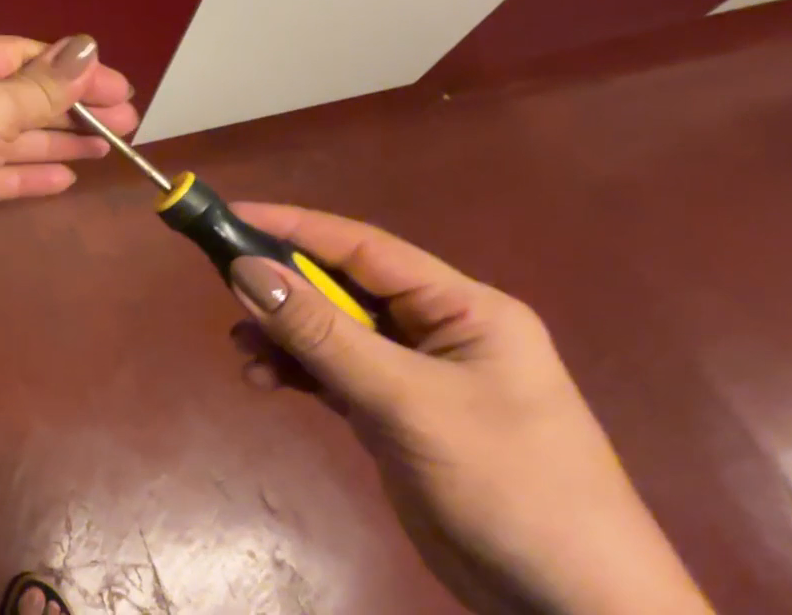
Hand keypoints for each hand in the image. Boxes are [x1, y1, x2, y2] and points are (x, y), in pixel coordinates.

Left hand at [0, 34, 136, 267]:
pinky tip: (64, 178)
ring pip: (0, 136)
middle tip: (126, 122)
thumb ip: (43, 84)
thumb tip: (87, 47)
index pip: (13, 53)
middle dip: (68, 109)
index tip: (118, 87)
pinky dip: (22, 173)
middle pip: (10, 95)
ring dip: (52, 141)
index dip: (69, 69)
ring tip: (106, 148)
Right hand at [226, 204, 711, 614]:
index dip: (293, 228)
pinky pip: (328, 374)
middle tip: (221, 285)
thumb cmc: (509, 485)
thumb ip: (323, 334)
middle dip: (281, 287)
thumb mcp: (408, 402)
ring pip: (327, 332)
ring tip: (242, 349)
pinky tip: (264, 380)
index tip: (228, 217)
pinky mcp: (392, 415)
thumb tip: (244, 269)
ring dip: (281, 335)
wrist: (570, 607)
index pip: (364, 248)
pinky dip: (293, 371)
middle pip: (340, 288)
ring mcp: (413, 376)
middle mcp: (435, 332)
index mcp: (462, 309)